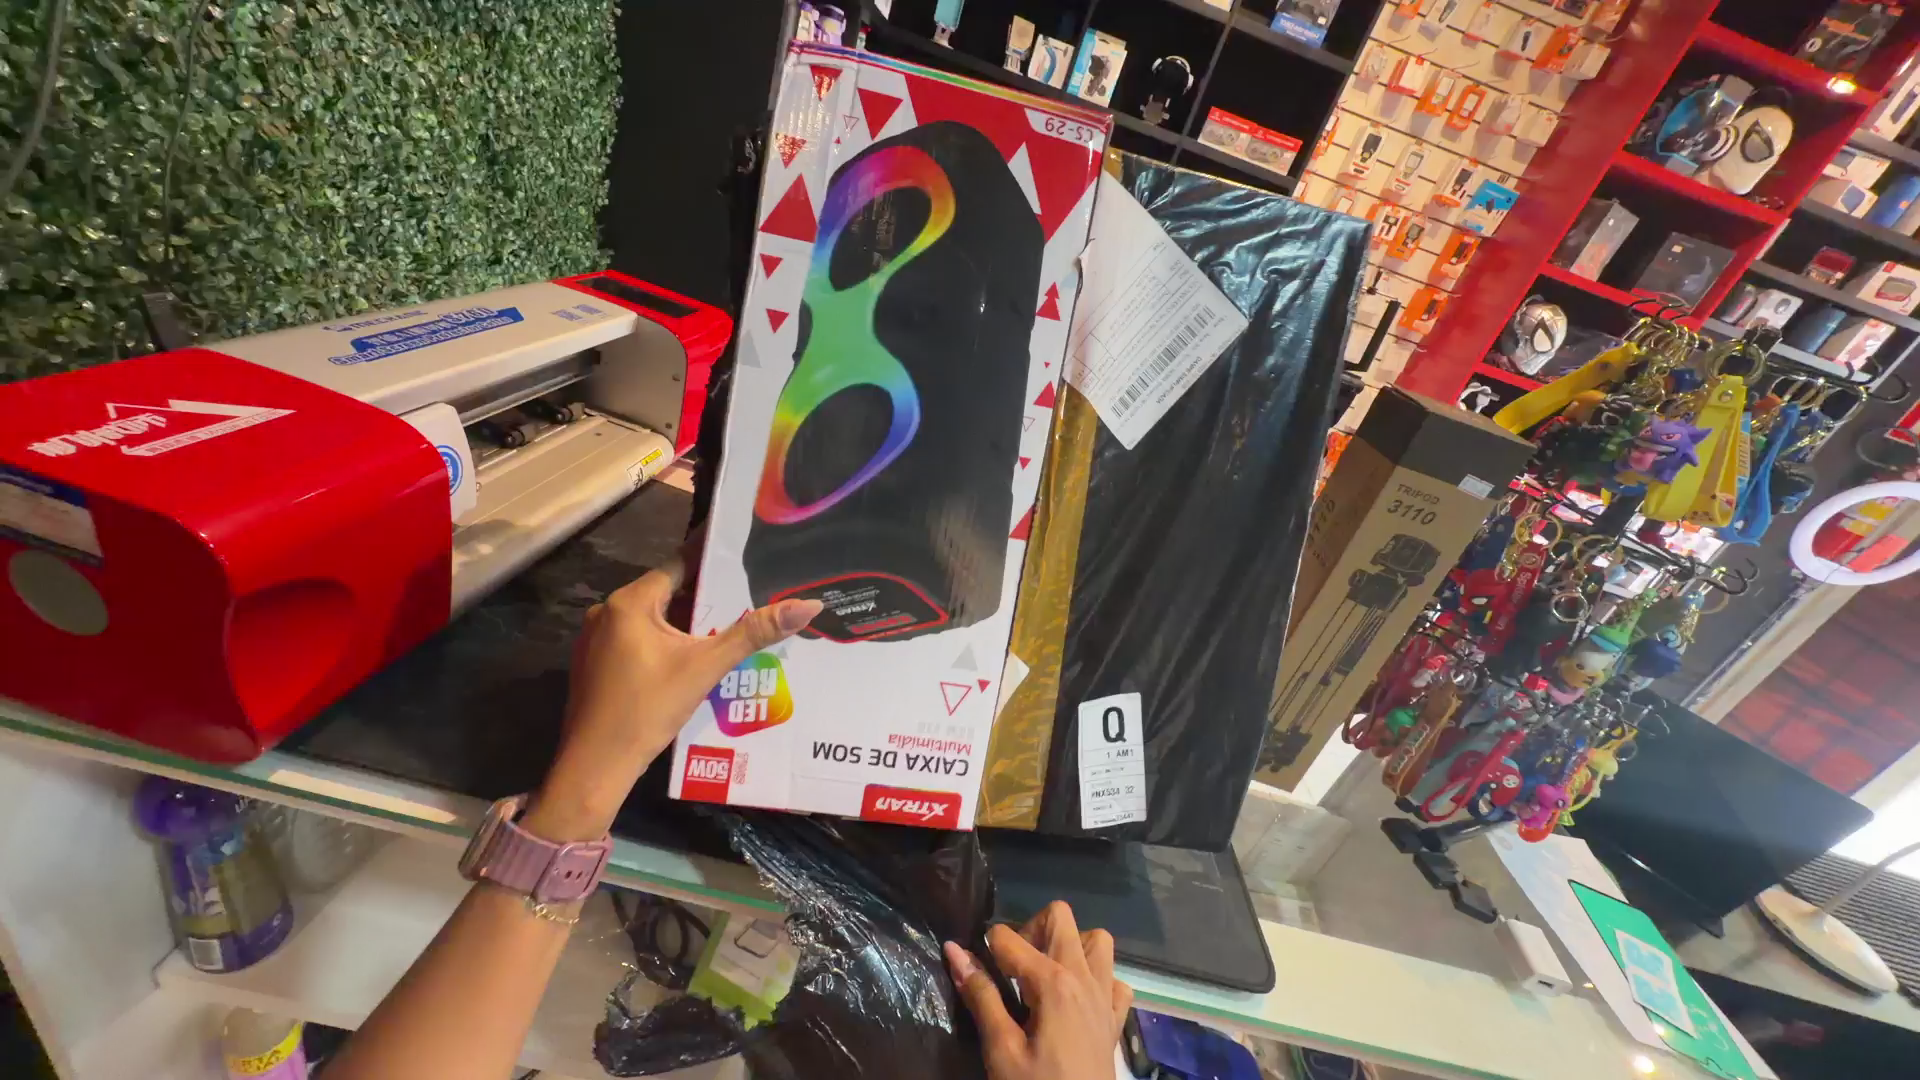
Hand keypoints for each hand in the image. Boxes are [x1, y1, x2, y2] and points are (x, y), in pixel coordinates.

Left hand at [523, 553, 820, 841]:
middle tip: (748, 594)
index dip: (713, 559)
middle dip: (706, 596)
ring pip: (653, 619)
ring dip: (686, 623)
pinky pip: (638, 640)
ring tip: (728, 626)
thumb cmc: (648, 709)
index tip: (744, 552)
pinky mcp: (595, 665)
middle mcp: (607, 612)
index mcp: (630, 603)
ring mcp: (596, 640)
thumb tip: (809, 605)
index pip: (679, 564)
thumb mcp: (706, 667)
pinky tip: (692, 658)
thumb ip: (755, 633)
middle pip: (667, 592)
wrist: (594, 767)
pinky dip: (666, 642)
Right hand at [945, 902, 1132, 1079]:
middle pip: (1058, 916)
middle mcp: (1083, 976)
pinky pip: (1114, 979)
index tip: (977, 969)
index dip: (986, 947)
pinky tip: (1077, 1001)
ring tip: (1045, 975)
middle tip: (1013, 968)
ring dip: (1070, 946)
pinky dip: (1097, 980)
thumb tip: (954, 949)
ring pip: (1096, 940)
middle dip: (1030, 929)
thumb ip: (981, 996)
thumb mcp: (1001, 1050)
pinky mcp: (1116, 1019)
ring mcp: (1105, 996)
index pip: (1008, 937)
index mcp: (1052, 981)